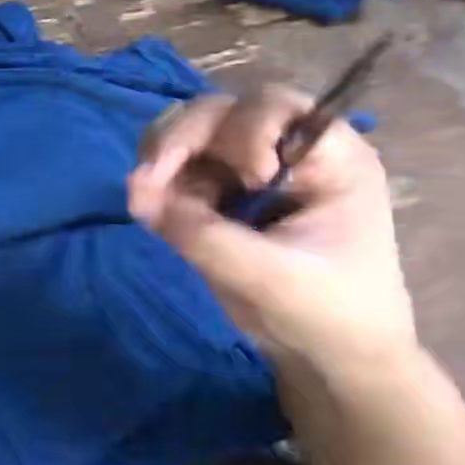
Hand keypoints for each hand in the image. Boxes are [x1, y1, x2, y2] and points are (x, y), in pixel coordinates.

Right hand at [127, 86, 416, 371]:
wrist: (327, 358)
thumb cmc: (327, 315)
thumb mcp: (273, 279)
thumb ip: (206, 236)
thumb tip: (137, 194)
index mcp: (328, 157)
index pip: (274, 106)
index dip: (246, 131)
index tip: (250, 180)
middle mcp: (282, 150)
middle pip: (218, 112)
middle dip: (180, 140)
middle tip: (148, 179)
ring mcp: (242, 169)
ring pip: (186, 134)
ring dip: (159, 157)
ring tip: (145, 197)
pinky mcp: (214, 192)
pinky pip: (173, 168)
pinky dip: (154, 182)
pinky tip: (148, 208)